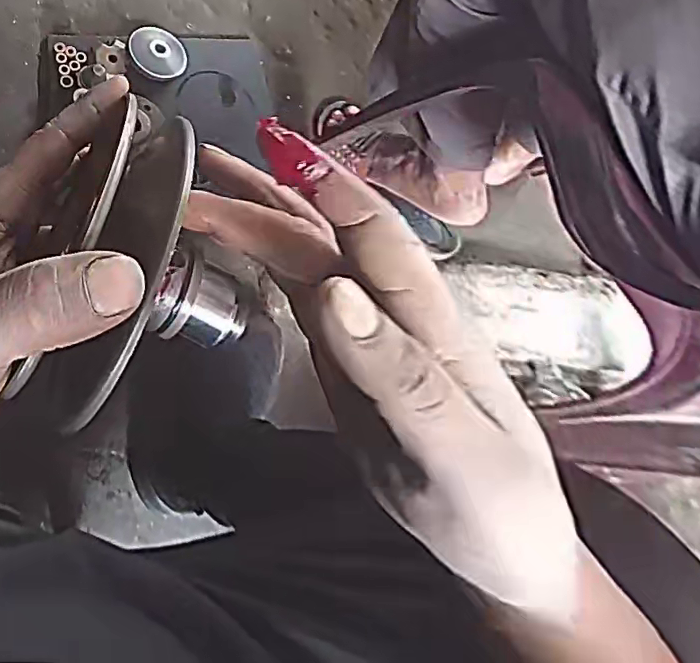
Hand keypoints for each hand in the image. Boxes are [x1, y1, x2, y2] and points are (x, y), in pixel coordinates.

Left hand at [0, 77, 146, 430]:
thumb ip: (44, 300)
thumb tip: (117, 274)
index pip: (49, 146)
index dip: (88, 115)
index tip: (123, 92)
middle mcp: (11, 225)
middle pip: (69, 170)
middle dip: (110, 148)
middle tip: (154, 138)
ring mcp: (24, 256)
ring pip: (77, 207)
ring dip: (113, 193)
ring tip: (154, 189)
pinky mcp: (35, 287)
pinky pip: (81, 247)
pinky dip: (109, 239)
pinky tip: (131, 253)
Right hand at [185, 126, 580, 624]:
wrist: (495, 546)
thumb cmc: (492, 503)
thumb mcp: (454, 449)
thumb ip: (396, 368)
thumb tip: (336, 292)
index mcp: (428, 317)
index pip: (377, 234)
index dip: (331, 189)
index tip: (283, 153)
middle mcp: (390, 303)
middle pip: (322, 234)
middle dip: (263, 197)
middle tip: (204, 172)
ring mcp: (361, 320)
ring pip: (303, 247)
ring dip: (258, 208)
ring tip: (211, 178)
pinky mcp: (338, 342)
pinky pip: (294, 280)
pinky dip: (261, 249)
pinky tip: (240, 230)